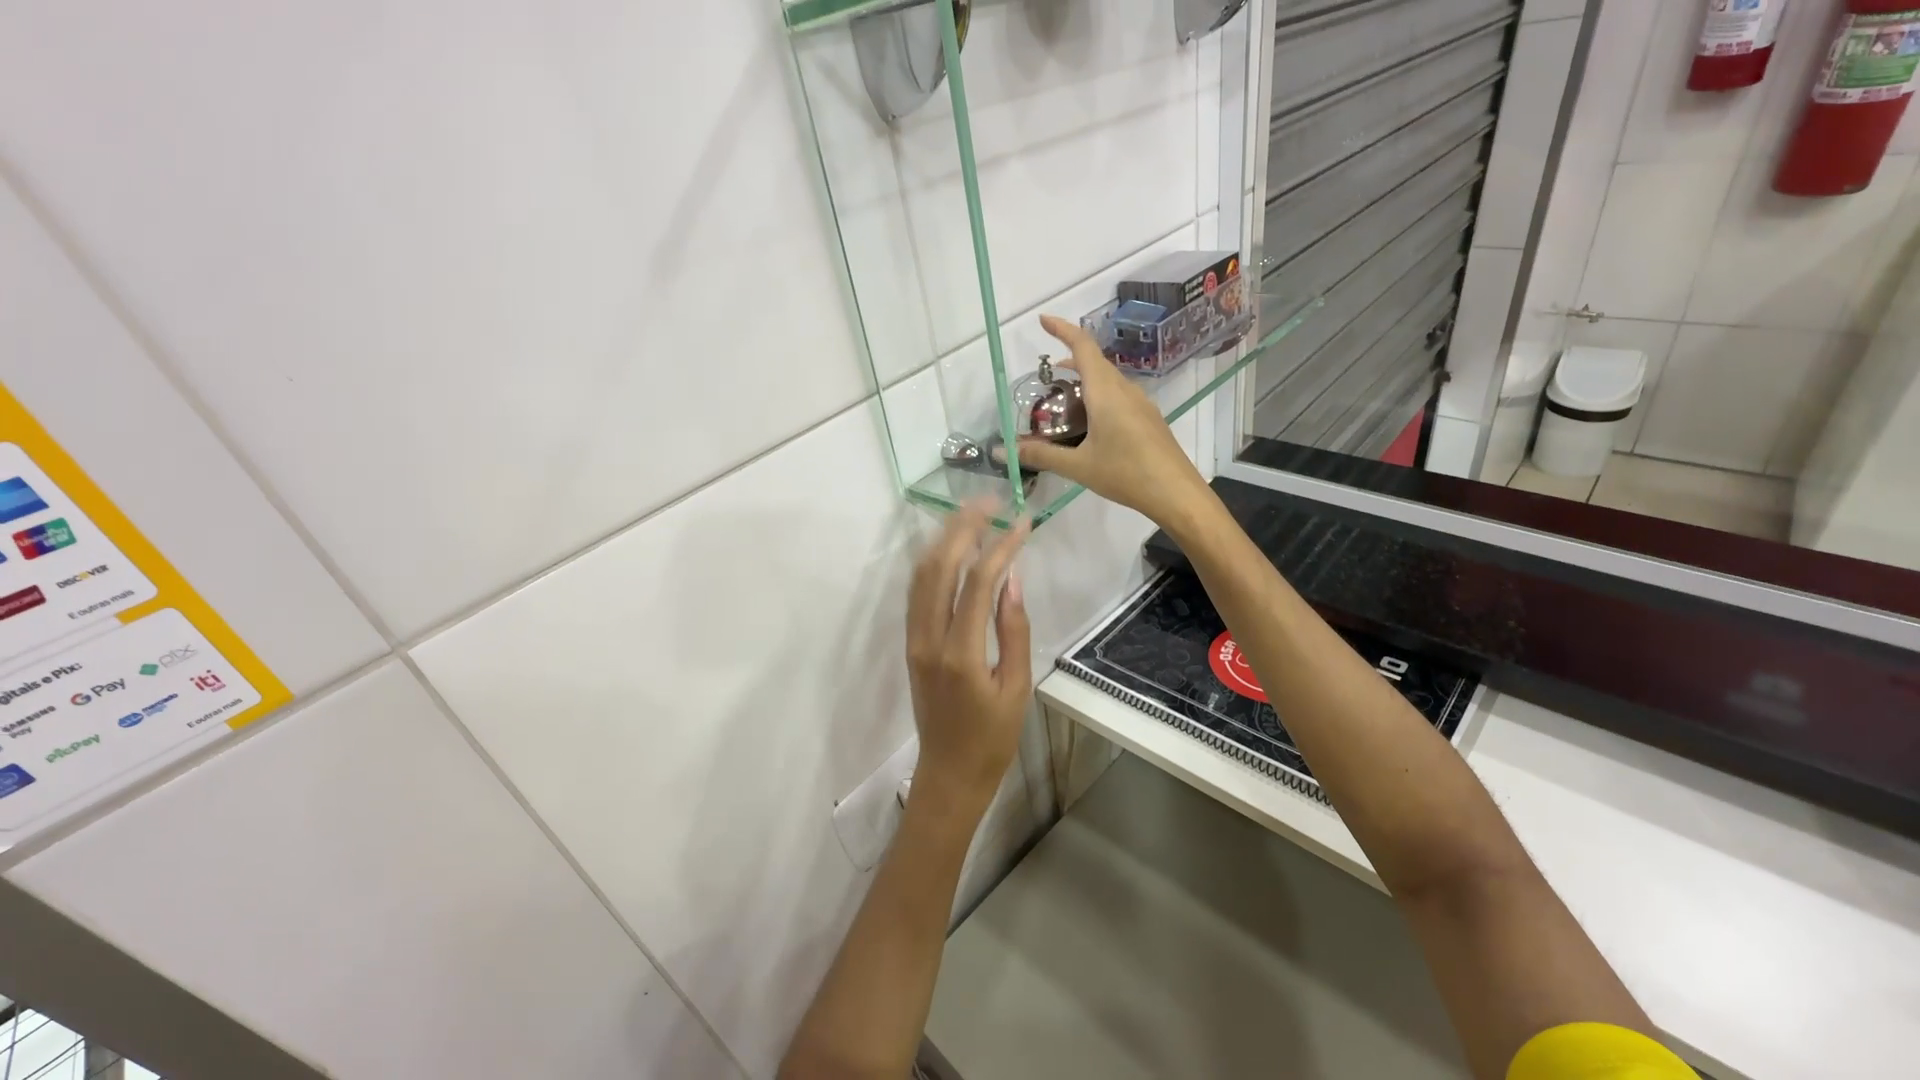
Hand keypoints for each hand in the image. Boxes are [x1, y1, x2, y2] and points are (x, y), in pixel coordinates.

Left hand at [905, 505, 1032, 807]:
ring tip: (971, 513)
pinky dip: (933, 562)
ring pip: (921, 575)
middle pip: (939, 567)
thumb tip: (1012, 577)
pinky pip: (917, 592)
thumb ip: (1014, 629)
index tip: (1023, 522)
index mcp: (961, 654)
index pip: (978, 583)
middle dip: (963, 528)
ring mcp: (914, 640)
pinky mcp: (910, 644)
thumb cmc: (992, 738)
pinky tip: (950, 547)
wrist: (950, 773)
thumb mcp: (1017, 687)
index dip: (1001, 547)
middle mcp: (929, 640)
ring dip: (944, 539)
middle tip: (990, 501)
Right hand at [1014, 315, 1210, 525]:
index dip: (1062, 329)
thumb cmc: (1126, 474)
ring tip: (1064, 403)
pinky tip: (1091, 424)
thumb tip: (1002, 449)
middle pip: (1095, 362)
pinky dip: (1099, 397)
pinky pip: (1119, 395)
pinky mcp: (1148, 418)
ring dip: (1085, 381)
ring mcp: (1141, 403)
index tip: (1043, 321)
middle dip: (1069, 361)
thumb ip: (1041, 455)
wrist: (1176, 493)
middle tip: (1046, 379)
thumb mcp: (1078, 467)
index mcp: (1106, 392)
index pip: (1083, 347)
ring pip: (1108, 380)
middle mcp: (1125, 390)